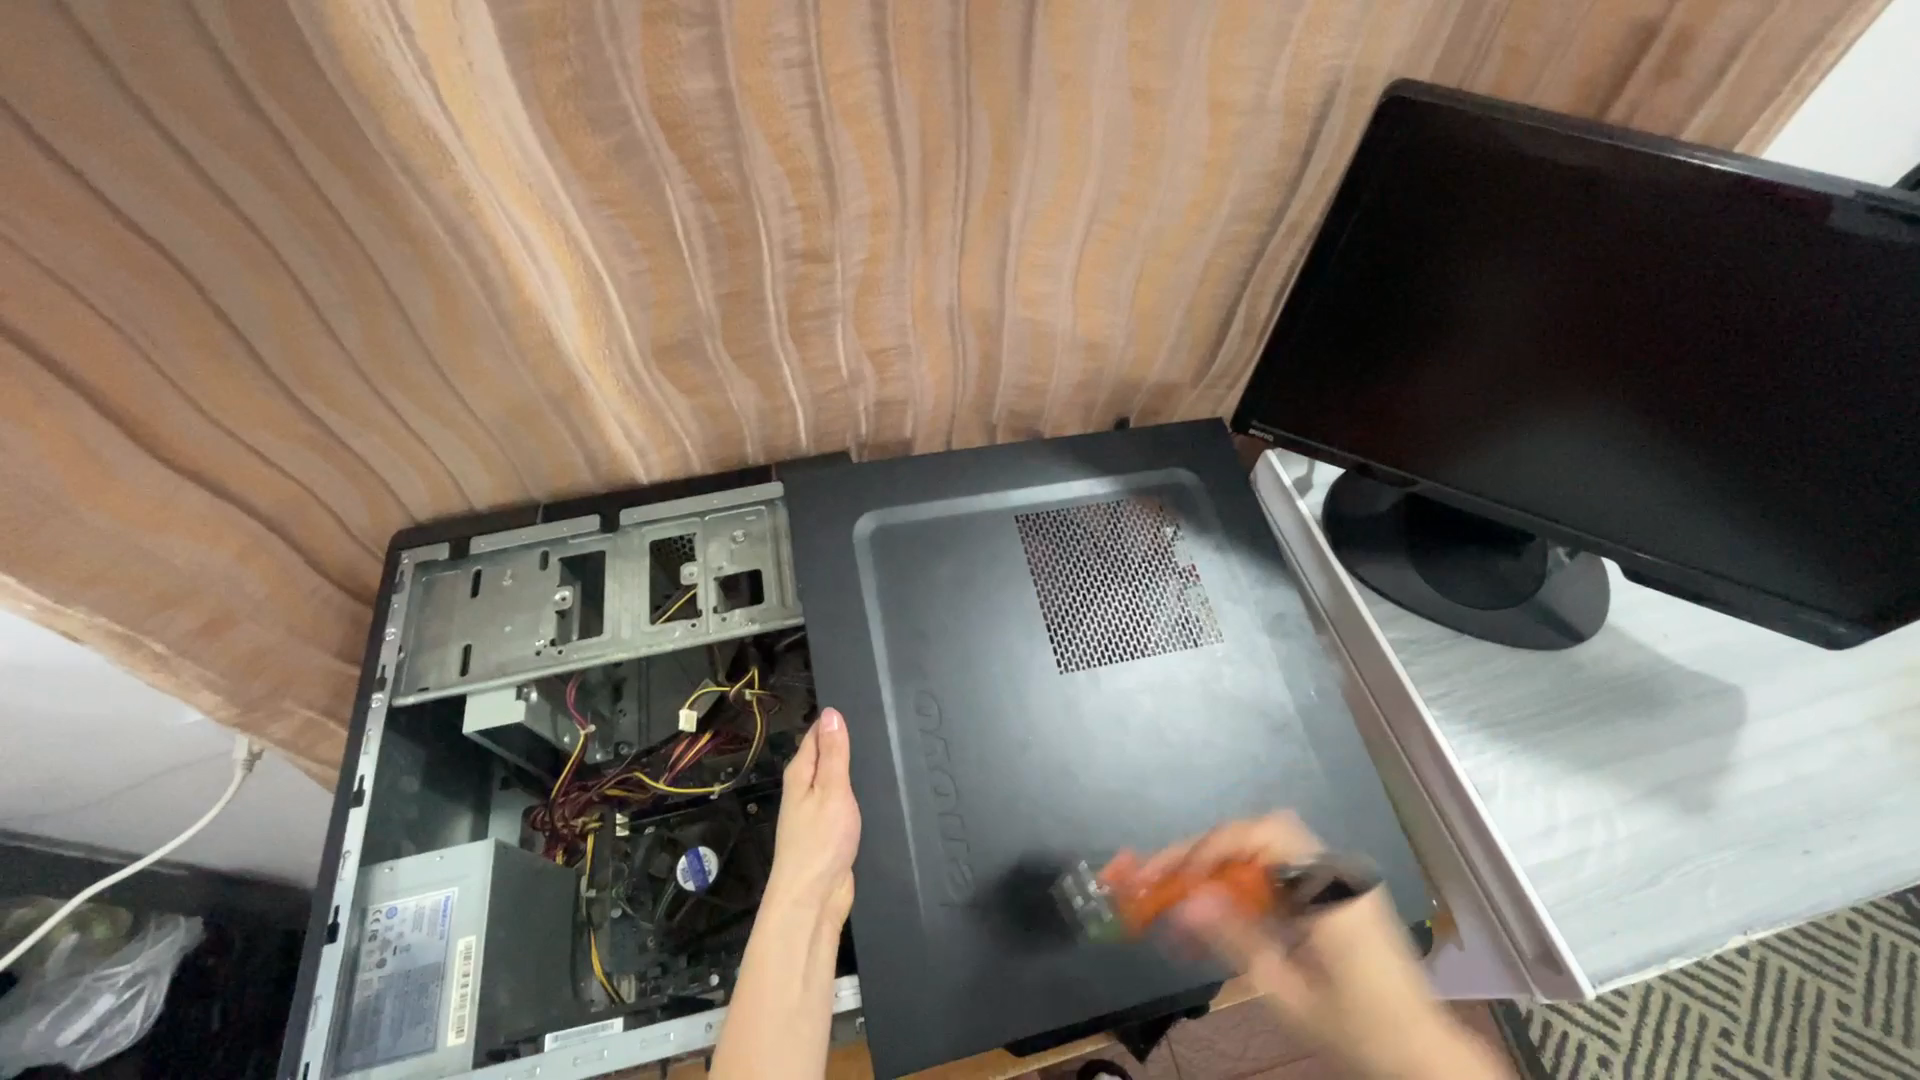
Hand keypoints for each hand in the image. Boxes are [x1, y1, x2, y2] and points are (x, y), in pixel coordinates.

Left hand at [766, 707, 861, 925]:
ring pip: (836, 780)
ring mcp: (815, 813)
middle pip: (826, 756)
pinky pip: (843, 803)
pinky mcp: (828, 833)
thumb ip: (834, 753)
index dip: (835, 720)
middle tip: (882, 725)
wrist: (812, 898)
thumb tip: (831, 713)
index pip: (817, 735)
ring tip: (883, 754)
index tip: (863, 704)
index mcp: (801, 773)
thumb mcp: (832, 789)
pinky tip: (875, 794)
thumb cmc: (820, 841)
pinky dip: (856, 794)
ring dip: (853, 770)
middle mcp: (804, 790)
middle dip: (846, 742)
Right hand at [1128, 813, 1508, 1079]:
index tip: (1172, 875)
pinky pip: (1280, 870)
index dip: (1210, 847)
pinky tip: (1218, 909)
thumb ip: (1235, 939)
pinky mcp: (1334, 896)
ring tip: (1181, 892)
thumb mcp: (1287, 991)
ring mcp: (1338, 881)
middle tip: (1162, 878)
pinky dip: (1242, 879)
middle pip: (1258, 833)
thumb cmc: (1357, 1031)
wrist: (1424, 1056)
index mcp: (1328, 890)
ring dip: (1220, 862)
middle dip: (1205, 851)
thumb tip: (1184, 902)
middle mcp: (1334, 872)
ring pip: (1265, 847)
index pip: (1260, 836)